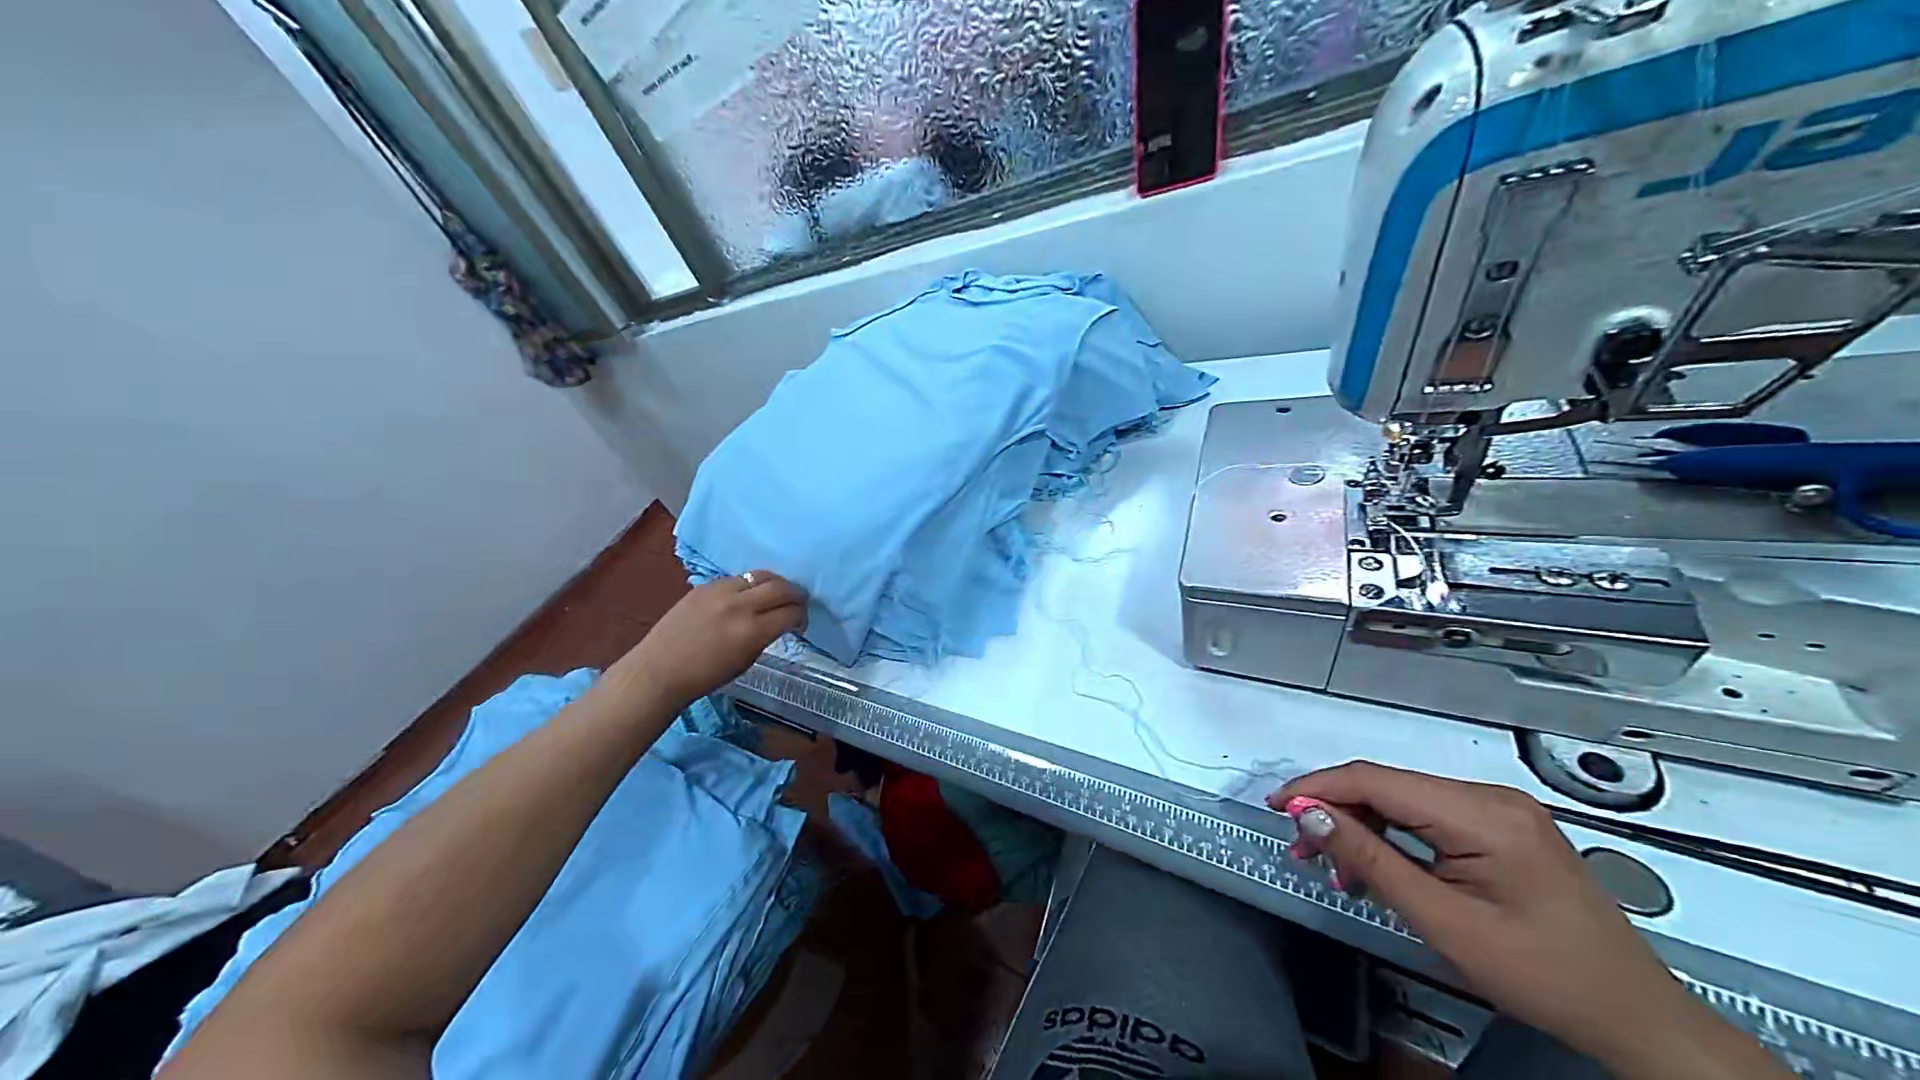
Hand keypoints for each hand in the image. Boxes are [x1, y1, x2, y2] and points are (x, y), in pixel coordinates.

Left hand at [621, 571, 805, 712]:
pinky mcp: (705, 586)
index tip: (800, 623)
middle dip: (796, 595)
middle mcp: (740, 605)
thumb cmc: (705, 676)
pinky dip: (750, 584)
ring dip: (776, 583)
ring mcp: (721, 591)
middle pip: (781, 587)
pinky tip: (748, 595)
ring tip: (777, 593)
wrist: (660, 670)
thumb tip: (778, 622)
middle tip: (798, 604)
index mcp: (753, 631)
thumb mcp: (746, 660)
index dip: (801, 617)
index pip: (791, 613)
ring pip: (761, 575)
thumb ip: (765, 637)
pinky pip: (737, 578)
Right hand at [1267, 762, 1790, 1079]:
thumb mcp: (1443, 921)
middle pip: (1388, 788)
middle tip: (1301, 852)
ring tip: (1334, 869)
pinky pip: (1428, 820)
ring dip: (1362, 830)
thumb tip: (1307, 810)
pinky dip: (1393, 841)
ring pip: (1403, 803)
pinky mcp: (1501, 829)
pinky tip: (1376, 871)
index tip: (1275, 807)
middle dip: (1336, 814)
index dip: (1318, 787)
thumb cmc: (1542, 975)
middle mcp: (1490, 797)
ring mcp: (1499, 811)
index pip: (1376, 780)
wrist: (1636, 1018)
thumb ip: (1369, 858)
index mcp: (1482, 813)